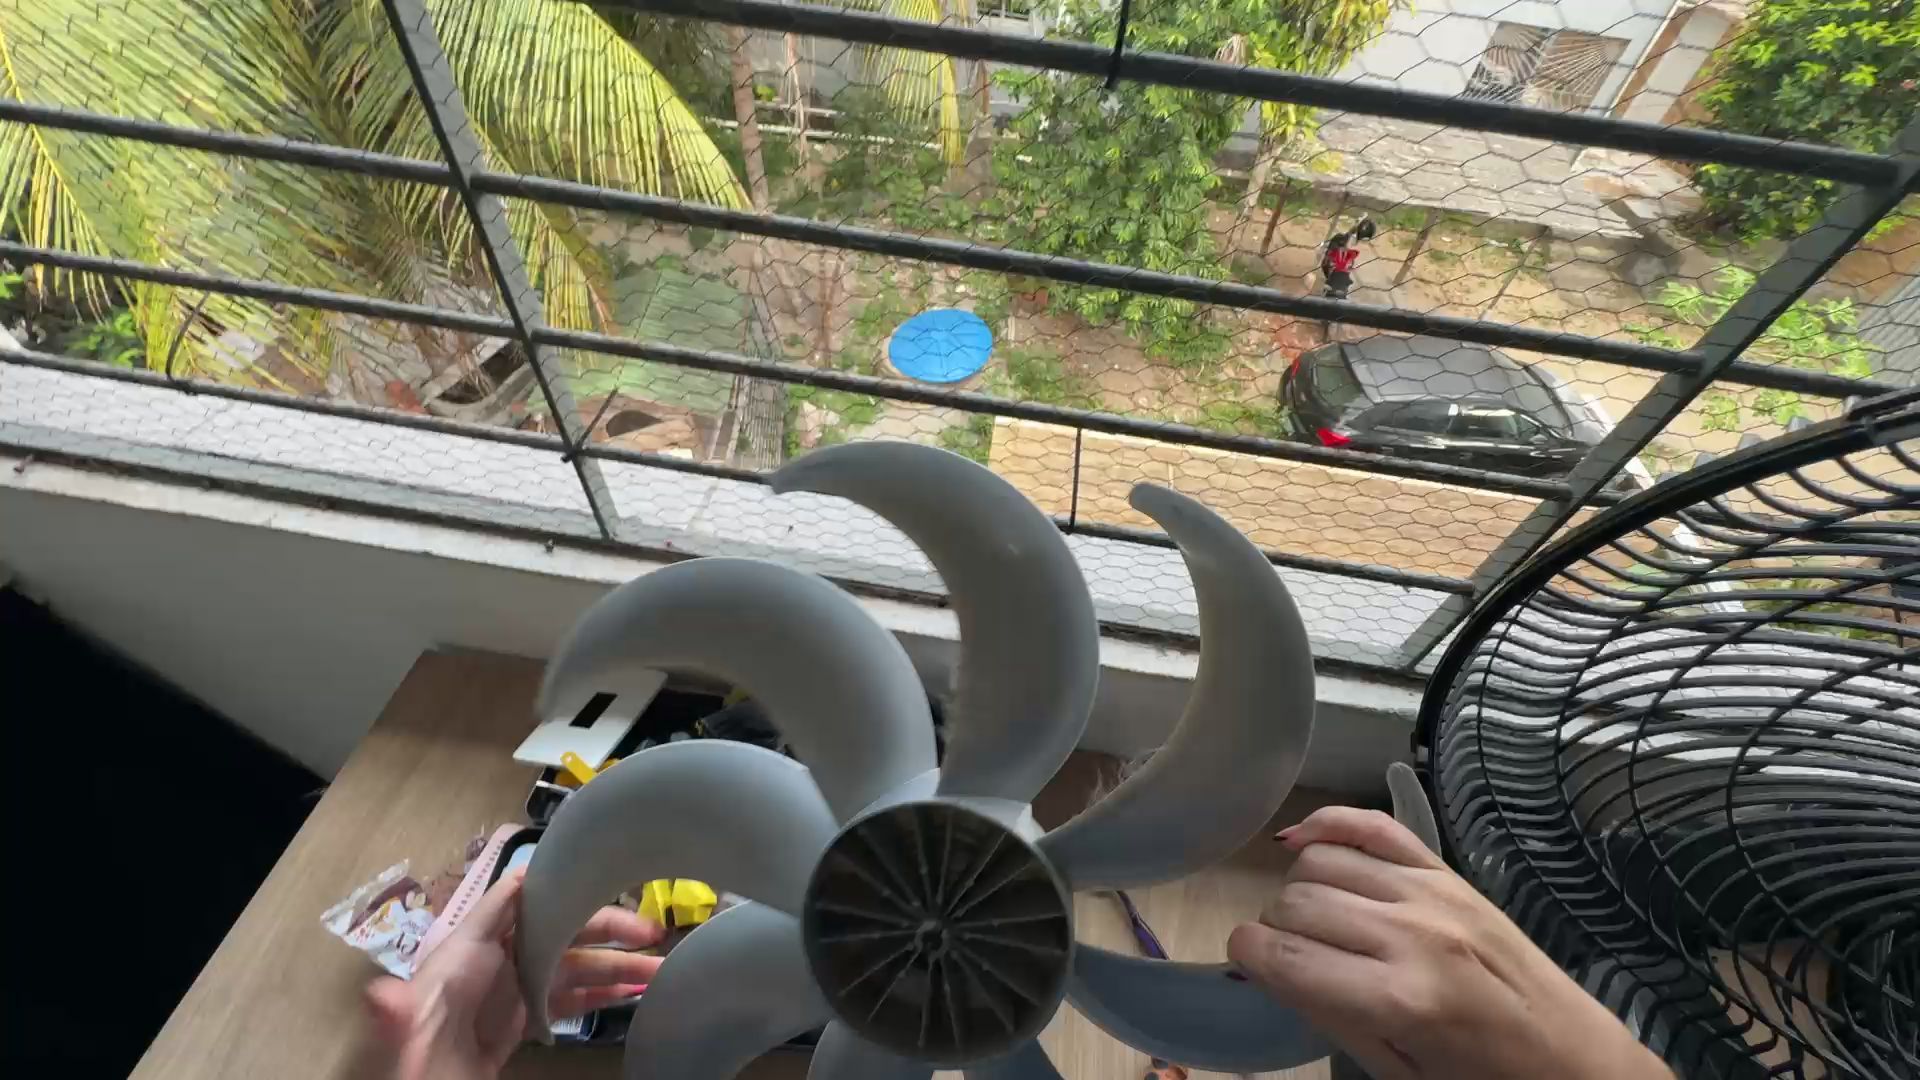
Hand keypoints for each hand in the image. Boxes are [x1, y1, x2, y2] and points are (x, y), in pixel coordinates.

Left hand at [362, 869, 664, 1079]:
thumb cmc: (410, 1057)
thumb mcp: (403, 1034)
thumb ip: (397, 1015)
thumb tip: (381, 994)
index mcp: (479, 946)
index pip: (524, 898)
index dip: (564, 879)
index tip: (606, 863)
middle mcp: (505, 957)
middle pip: (568, 930)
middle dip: (613, 927)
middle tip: (653, 933)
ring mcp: (520, 988)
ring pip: (581, 965)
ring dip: (621, 966)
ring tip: (659, 970)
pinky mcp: (527, 1019)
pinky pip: (575, 998)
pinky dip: (607, 994)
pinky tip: (635, 994)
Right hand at [1227, 807, 1672, 1079]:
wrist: (1577, 1066)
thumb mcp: (1393, 1071)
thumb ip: (1321, 1010)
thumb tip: (1262, 963)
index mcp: (1400, 1000)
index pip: (1283, 955)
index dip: (1246, 955)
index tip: (1246, 962)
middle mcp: (1411, 934)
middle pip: (1294, 902)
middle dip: (1274, 927)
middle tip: (1289, 953)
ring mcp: (1428, 892)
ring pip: (1318, 861)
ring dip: (1297, 888)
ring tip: (1314, 919)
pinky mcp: (1442, 869)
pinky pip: (1366, 823)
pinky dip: (1324, 824)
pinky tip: (1301, 843)